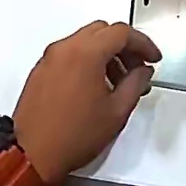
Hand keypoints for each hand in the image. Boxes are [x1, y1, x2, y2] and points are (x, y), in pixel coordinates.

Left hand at [13, 21, 161, 184]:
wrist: (33, 154)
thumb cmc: (70, 136)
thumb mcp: (117, 111)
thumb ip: (135, 84)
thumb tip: (143, 72)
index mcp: (84, 53)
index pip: (120, 32)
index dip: (143, 43)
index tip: (152, 57)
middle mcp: (63, 49)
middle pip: (101, 31)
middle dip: (124, 47)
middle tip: (137, 67)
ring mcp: (49, 59)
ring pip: (84, 41)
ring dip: (105, 54)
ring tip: (118, 83)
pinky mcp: (40, 70)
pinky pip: (68, 54)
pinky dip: (86, 61)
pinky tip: (96, 86)